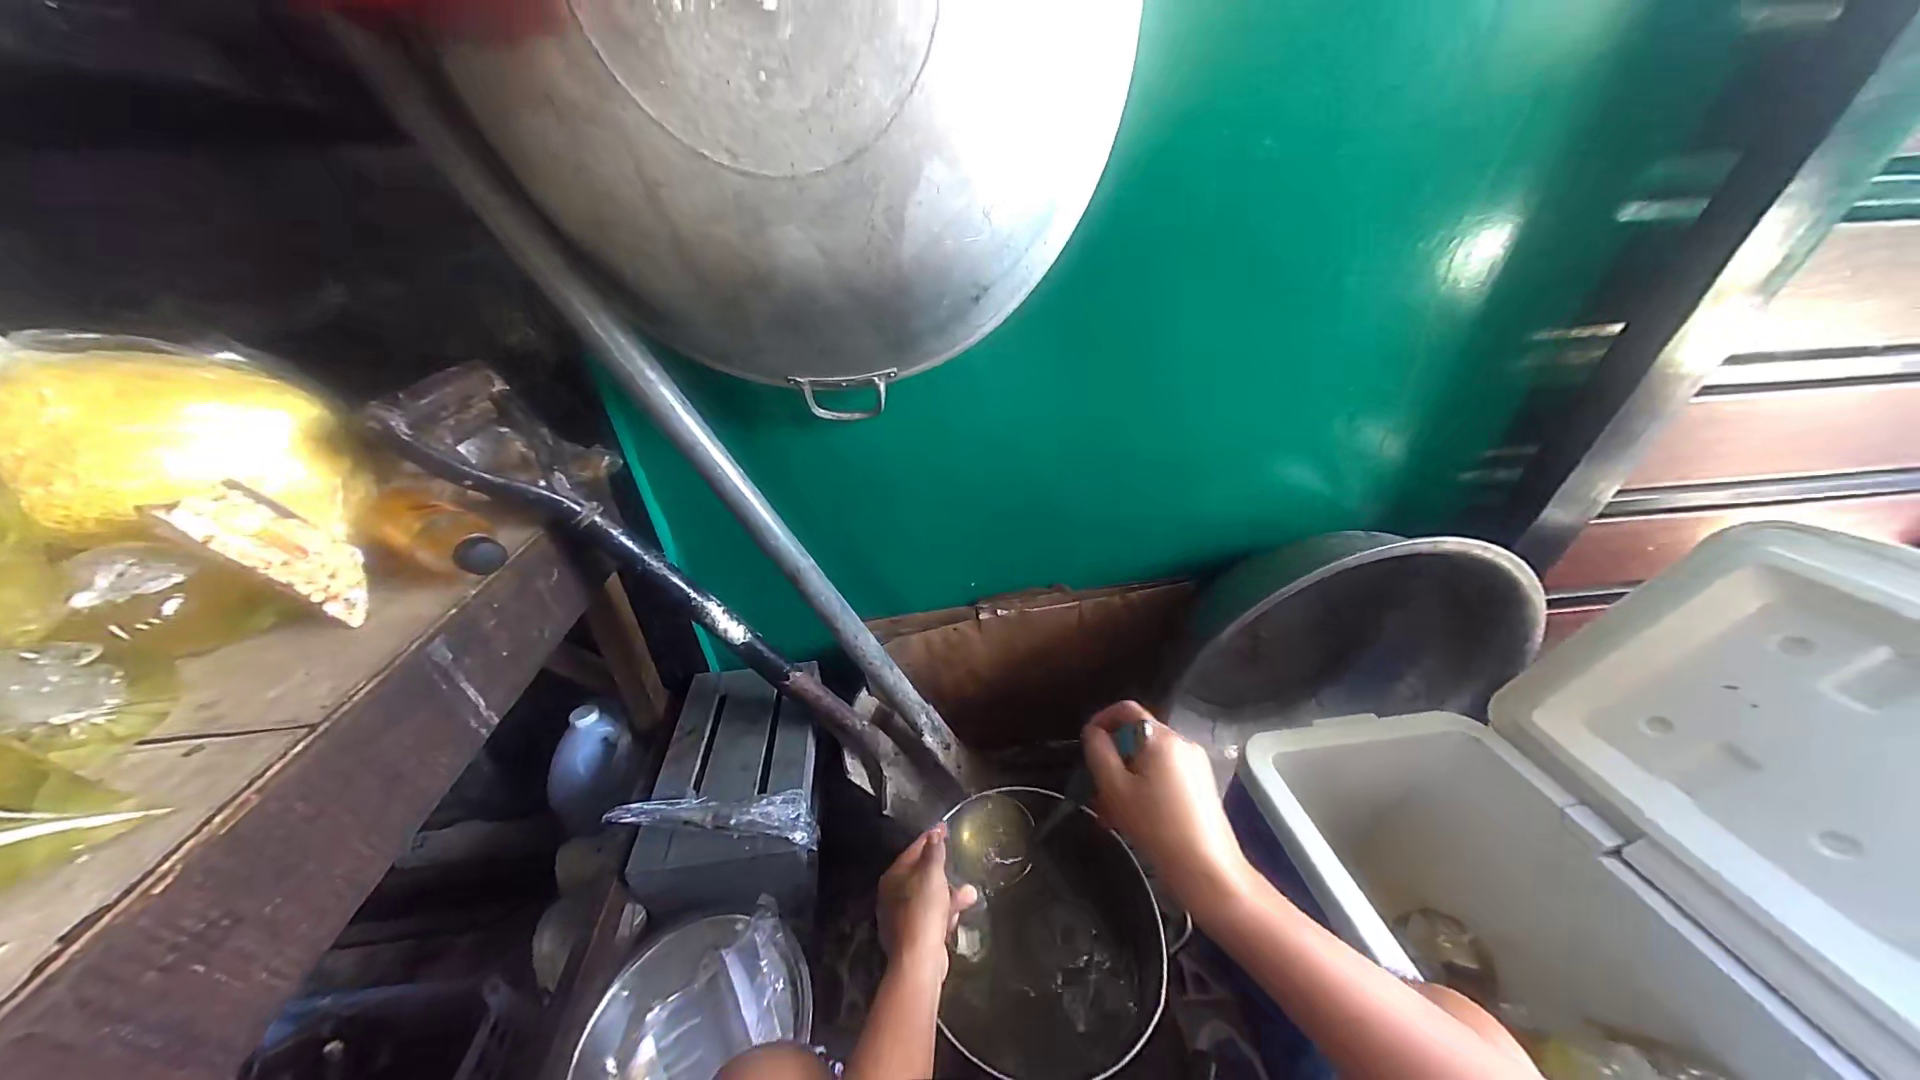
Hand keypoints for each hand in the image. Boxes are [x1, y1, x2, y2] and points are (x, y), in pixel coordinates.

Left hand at [876, 823, 978, 975]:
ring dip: (949, 895)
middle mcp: (893, 895)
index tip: (944, 827)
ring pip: (929, 897)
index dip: (930, 837)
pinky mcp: (914, 936)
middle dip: (942, 870)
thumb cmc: (923, 910)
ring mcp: (902, 917)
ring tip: (969, 894)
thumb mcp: (932, 874)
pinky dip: (945, 913)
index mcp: (893, 877)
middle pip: (921, 874)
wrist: (919, 959)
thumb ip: (934, 852)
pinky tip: (957, 916)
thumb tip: (933, 832)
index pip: (913, 850)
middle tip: (956, 861)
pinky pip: (932, 917)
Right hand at [1083, 701, 1253, 909]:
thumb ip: (1098, 751)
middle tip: (1096, 788)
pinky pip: (1165, 773)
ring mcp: (1196, 764)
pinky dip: (1146, 785)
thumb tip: (1093, 731)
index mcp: (1162, 738)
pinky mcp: (1203, 785)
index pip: (1126, 709)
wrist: (1209, 872)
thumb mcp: (1115, 788)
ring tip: (1112, 811)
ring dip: (1127, 776)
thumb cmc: (1157, 827)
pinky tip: (1137, 816)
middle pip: (1138, 736)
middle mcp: (1182, 743)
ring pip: (1150, 759)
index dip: (1101, 720)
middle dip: (1113, 758)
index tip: (1086, 744)